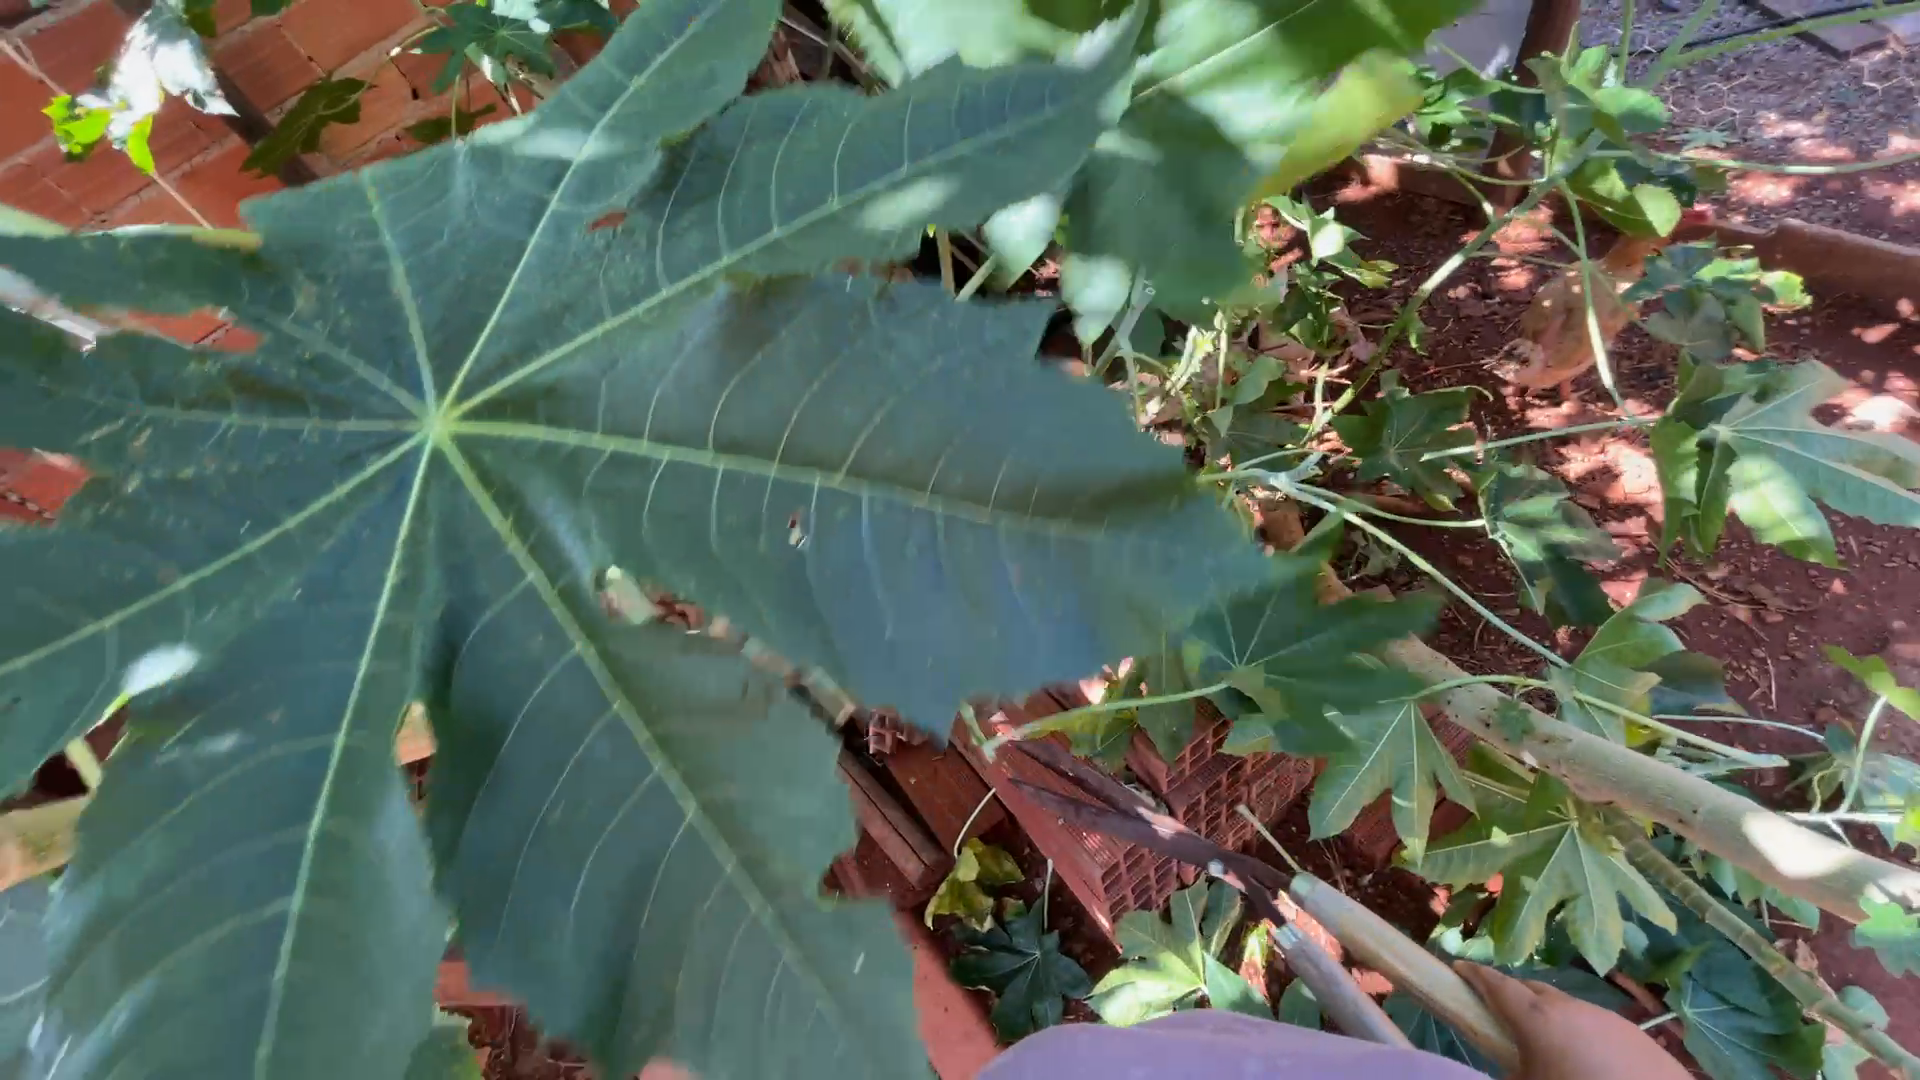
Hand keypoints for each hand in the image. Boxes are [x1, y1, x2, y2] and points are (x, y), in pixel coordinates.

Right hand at [1454, 962, 1689, 1079]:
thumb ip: (1509, 1072)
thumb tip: (1507, 1067)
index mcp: (1535, 1017)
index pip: (1494, 982)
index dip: (1473, 973)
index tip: (1458, 970)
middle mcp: (1568, 1008)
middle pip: (1532, 990)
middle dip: (1514, 995)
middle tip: (1505, 1015)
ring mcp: (1608, 1020)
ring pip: (1569, 1008)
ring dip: (1554, 1018)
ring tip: (1556, 1047)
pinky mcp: (1642, 1039)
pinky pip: (1602, 1027)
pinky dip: (1588, 1036)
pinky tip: (1598, 1065)